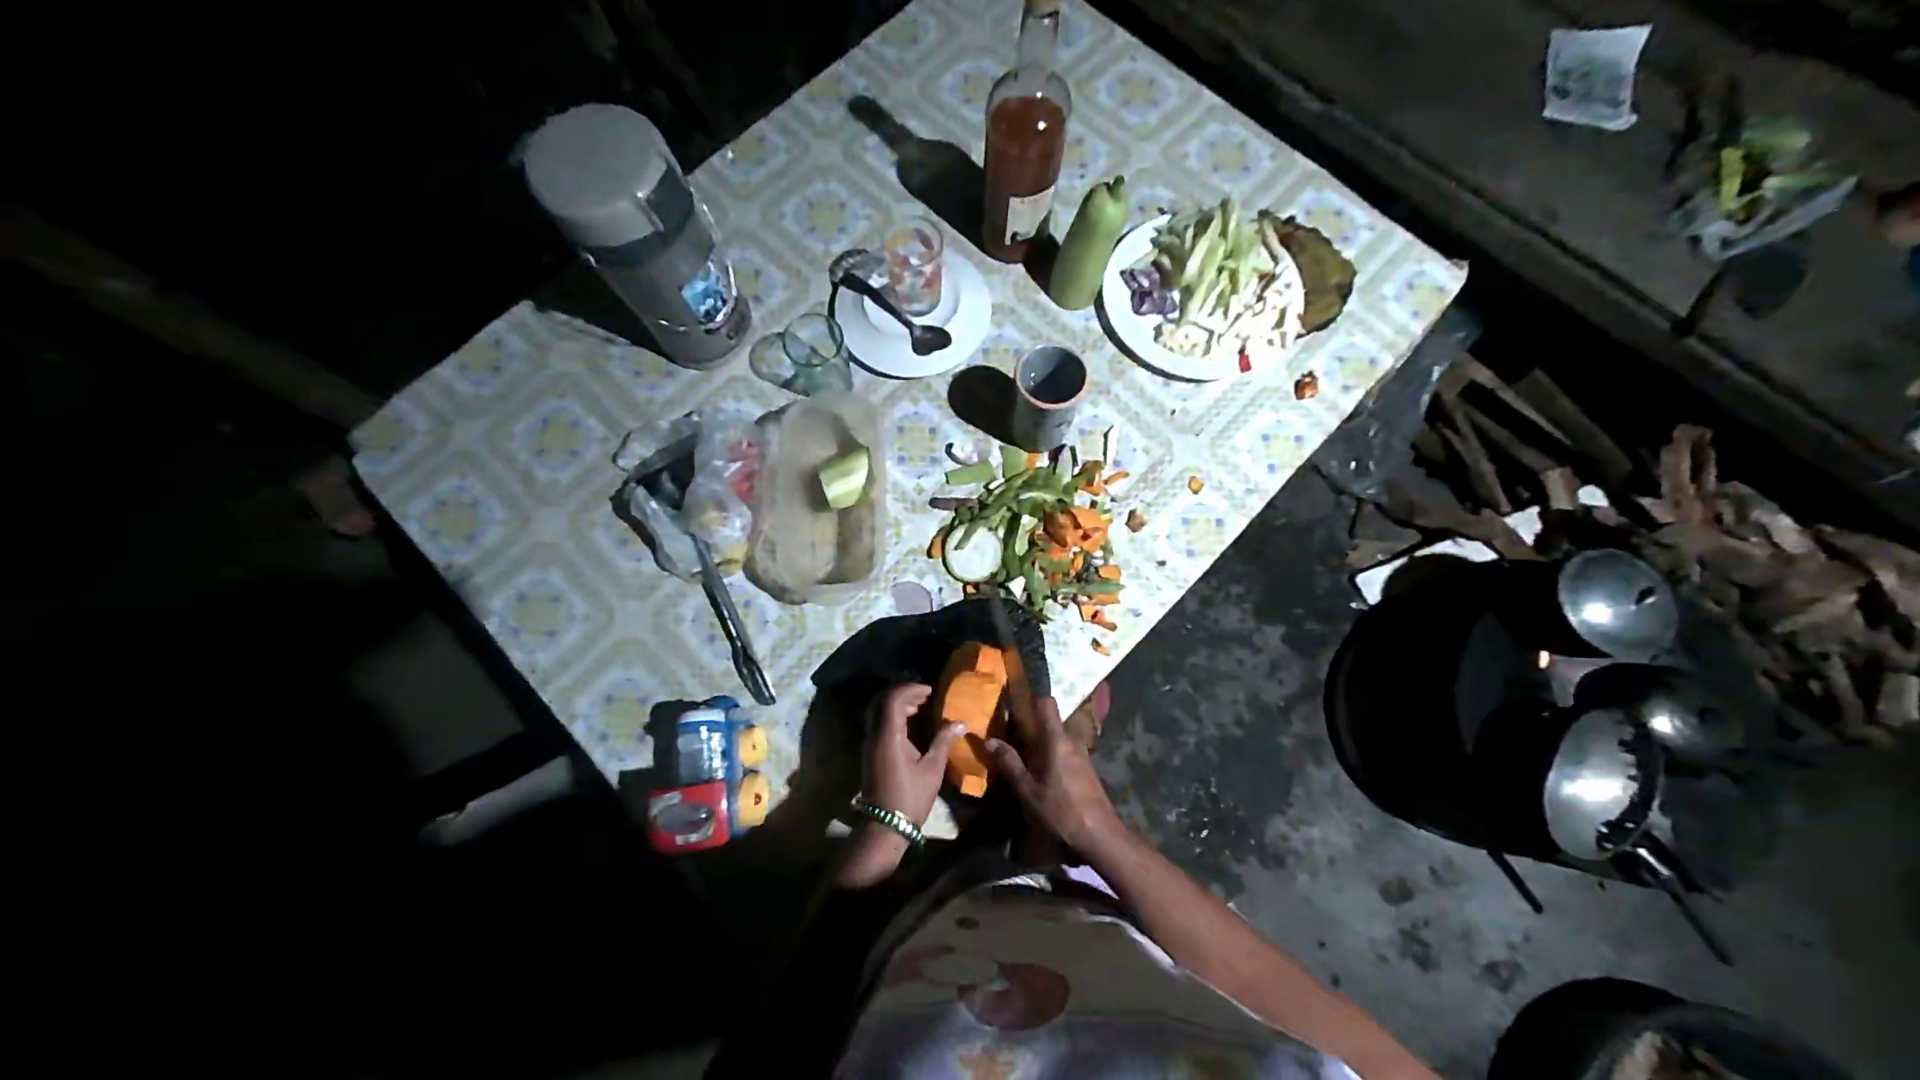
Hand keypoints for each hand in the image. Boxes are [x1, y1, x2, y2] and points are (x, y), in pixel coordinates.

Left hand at [863, 683, 963, 825]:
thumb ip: (943, 741)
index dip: (911, 689)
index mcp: (888, 736)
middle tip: (924, 696)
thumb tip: (960, 722)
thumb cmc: (910, 797)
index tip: (930, 691)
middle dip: (902, 694)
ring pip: (878, 712)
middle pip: (881, 701)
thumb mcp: (932, 769)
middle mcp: (874, 735)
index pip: (893, 699)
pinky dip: (892, 716)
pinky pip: (878, 724)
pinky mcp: (870, 753)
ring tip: (920, 707)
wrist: (885, 826)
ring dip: (897, 705)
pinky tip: (910, 724)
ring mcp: (869, 744)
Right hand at [988, 695, 1124, 852]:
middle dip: (1034, 720)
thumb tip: (990, 740)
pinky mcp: (1086, 768)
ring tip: (1023, 747)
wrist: (1099, 834)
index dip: (1032, 695)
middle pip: (1053, 719)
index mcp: (1057, 740)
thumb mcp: (1029, 790)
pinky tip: (1042, 767)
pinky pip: (1066, 749)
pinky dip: (1053, 750)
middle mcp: (1072, 740)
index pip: (1047, 704)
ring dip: (1044, 738)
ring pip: (1060, 735)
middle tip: (1013, 726)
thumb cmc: (1061, 810)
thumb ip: (1010, 763)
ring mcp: (1082, 754)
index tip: (1016, 694)